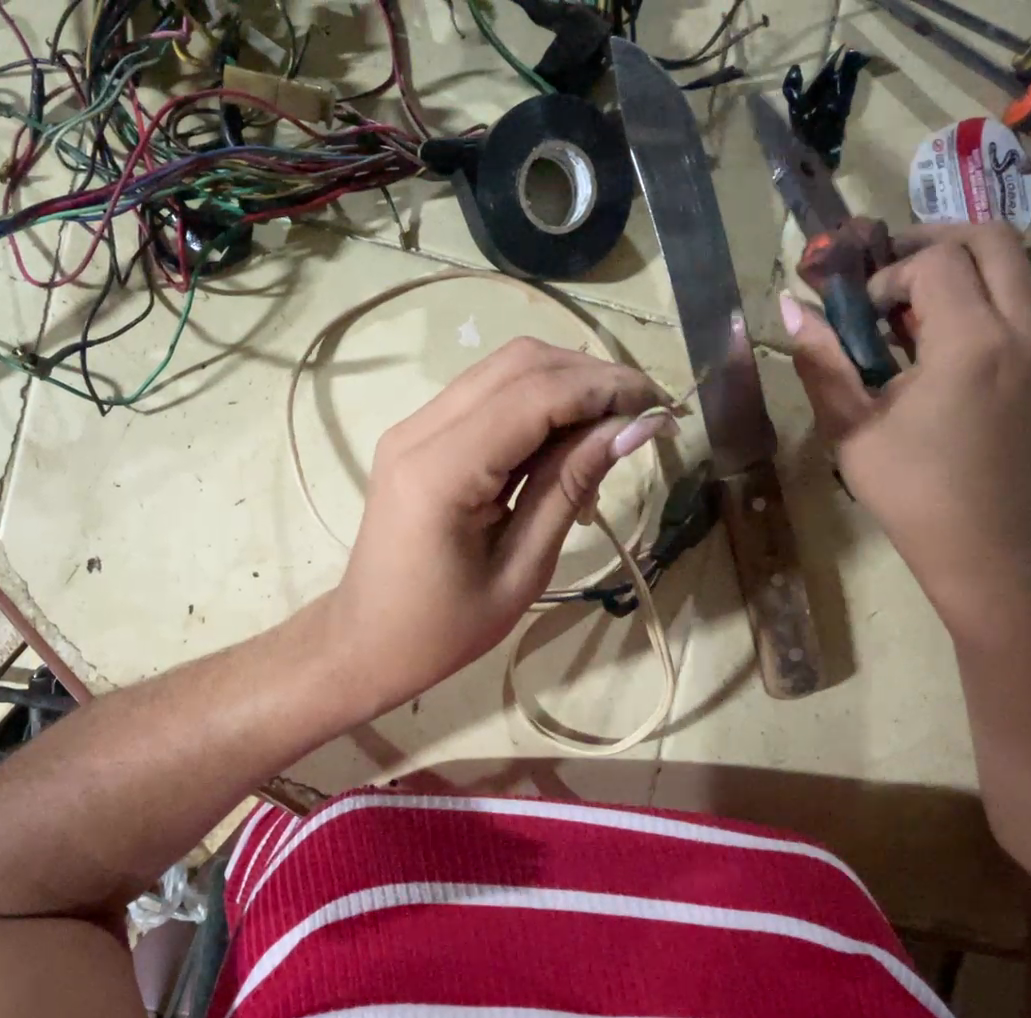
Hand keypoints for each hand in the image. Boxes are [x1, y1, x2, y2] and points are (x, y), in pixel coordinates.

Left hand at [320, 337, 666, 714]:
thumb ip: (571, 486)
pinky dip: (535, 404)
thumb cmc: (443, 629)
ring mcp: (412, 428)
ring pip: (503, 370)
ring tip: (612, 433)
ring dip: (565, 386)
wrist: (367, 641)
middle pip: (519, 363)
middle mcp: (418, 430)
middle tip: (644, 418)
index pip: (536, 394)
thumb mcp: (522, 569)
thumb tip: (634, 427)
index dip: (606, 389)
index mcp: (441, 472)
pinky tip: (566, 444)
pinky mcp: (415, 436)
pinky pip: (485, 396)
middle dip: (591, 378)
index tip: (663, 410)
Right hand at [782, 223, 1030, 621]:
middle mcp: (1020, 330)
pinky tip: (927, 341)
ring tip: (900, 308)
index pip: (937, 262)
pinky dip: (972, 296)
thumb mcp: (850, 425)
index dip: (888, 273)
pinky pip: (1013, 301)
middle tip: (883, 270)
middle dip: (932, 241)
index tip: (858, 315)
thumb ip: (822, 360)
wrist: (982, 543)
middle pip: (992, 239)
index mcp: (972, 342)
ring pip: (1010, 267)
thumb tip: (792, 307)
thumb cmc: (909, 488)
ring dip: (954, 269)